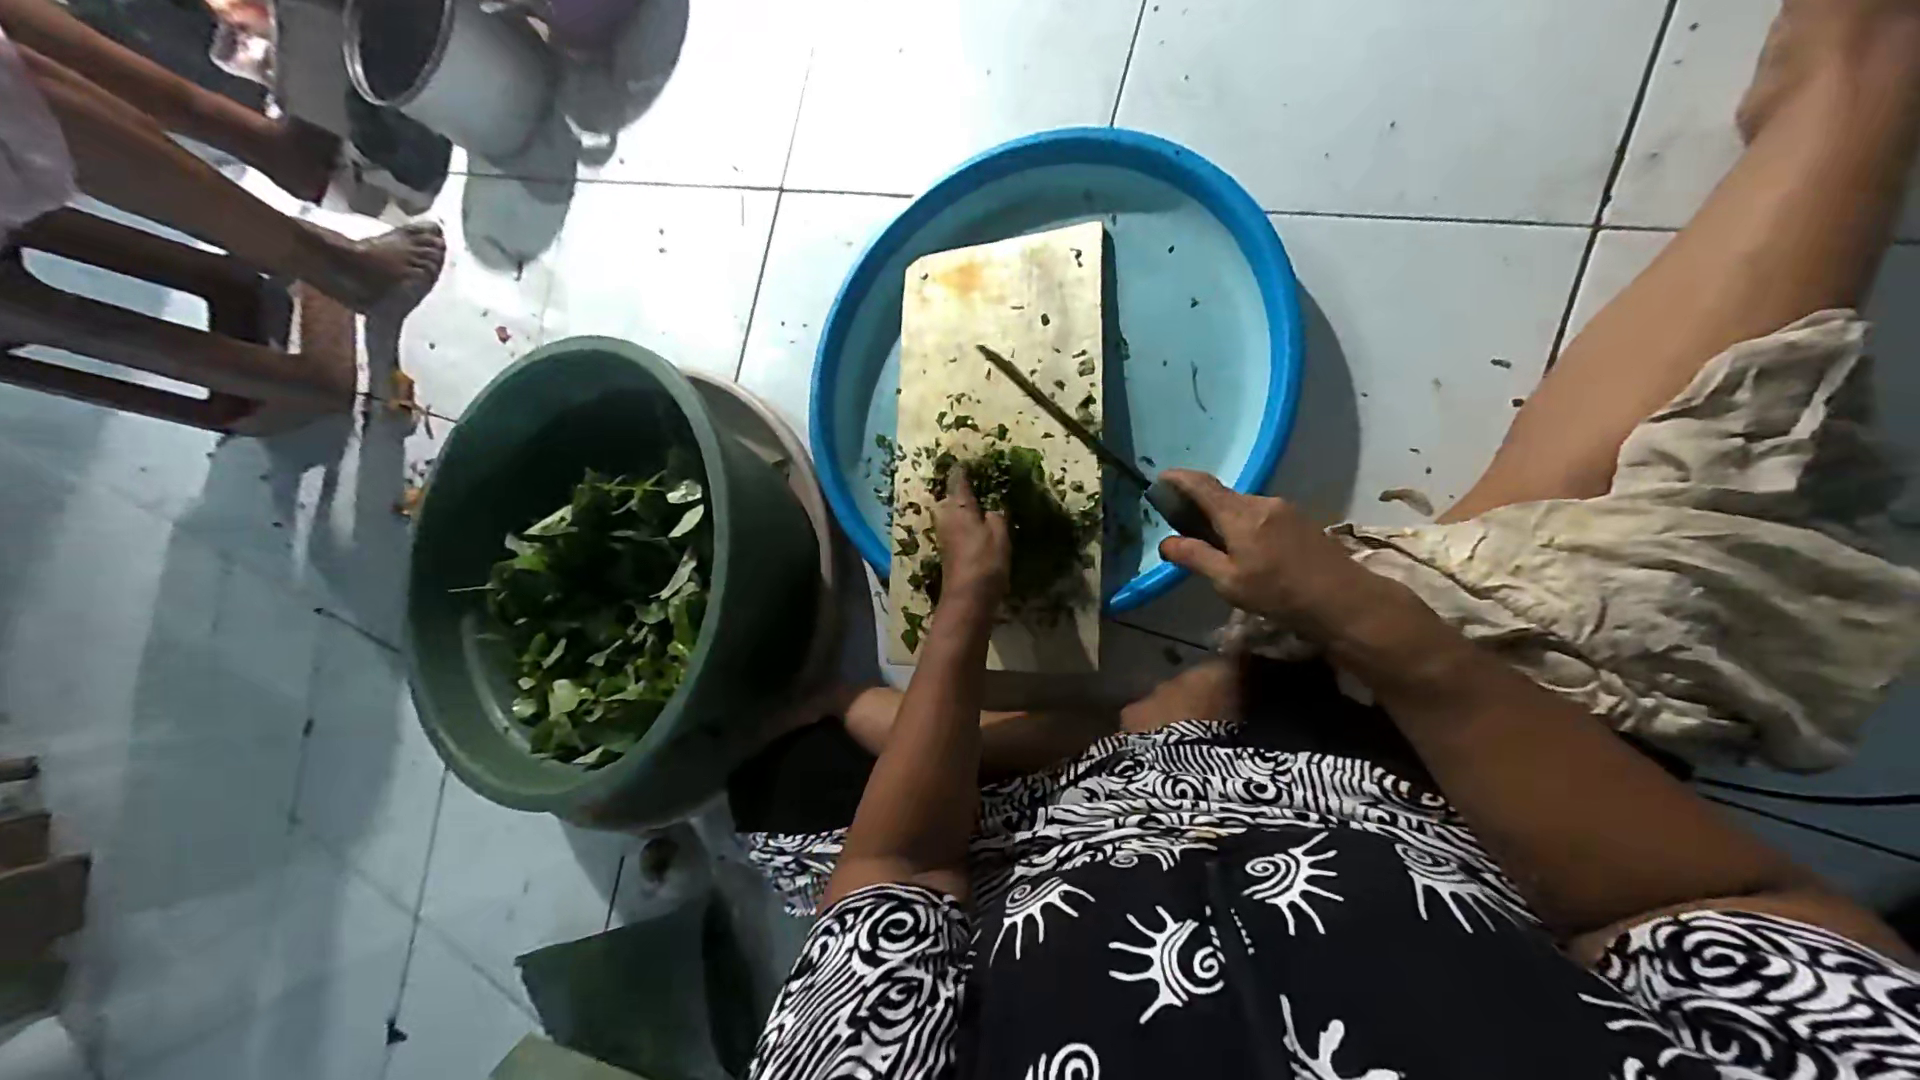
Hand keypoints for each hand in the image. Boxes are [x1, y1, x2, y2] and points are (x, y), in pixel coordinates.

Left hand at [933, 468, 1009, 606]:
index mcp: (958, 506)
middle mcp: (946, 516)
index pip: (958, 479)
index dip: (965, 469)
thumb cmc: (985, 560)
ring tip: (985, 502)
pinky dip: (967, 522)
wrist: (968, 598)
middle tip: (983, 483)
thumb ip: (996, 514)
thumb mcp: (999, 532)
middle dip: (964, 489)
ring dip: (966, 507)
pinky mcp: (948, 549)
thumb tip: (992, 508)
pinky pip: (958, 526)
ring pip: (954, 512)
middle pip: (952, 496)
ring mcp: (944, 534)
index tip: (973, 461)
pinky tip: (981, 525)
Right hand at [1155, 469, 1428, 646]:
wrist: (1345, 601)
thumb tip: (1166, 542)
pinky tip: (1244, 548)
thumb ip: (1195, 557)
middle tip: (1181, 525)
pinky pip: (1260, 514)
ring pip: (1242, 506)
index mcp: (1240, 514)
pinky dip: (1242, 524)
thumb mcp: (1228, 581)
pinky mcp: (1299, 520)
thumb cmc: (1279, 593)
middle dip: (1199, 504)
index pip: (1202, 485)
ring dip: (1223, 517)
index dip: (1178, 479)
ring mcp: (1284, 509)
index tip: (1160, 479)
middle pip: (1222, 496)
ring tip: (1212, 543)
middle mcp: (1262, 502)